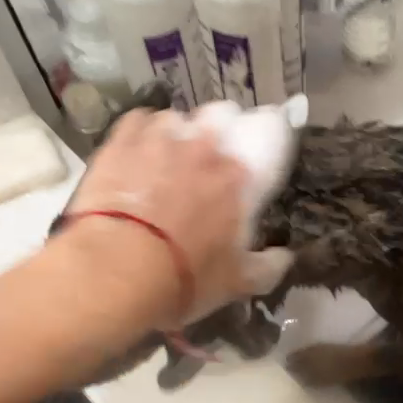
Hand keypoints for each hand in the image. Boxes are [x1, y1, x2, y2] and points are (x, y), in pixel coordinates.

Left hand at [61, 103, 294, 330]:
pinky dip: (142, 129)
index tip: (245, 174)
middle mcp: (204, 149)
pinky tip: (139, 147)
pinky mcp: (121, 143)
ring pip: (177, 119)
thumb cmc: (184, 277)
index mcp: (238, 178)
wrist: (117, 270)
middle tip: (207, 159)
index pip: (258, 148)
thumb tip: (285, 256)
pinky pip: (138, 120)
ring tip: (168, 153)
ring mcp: (161, 141)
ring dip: (177, 133)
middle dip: (217, 135)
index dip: (251, 158)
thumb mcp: (237, 282)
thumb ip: (268, 267)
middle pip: (219, 121)